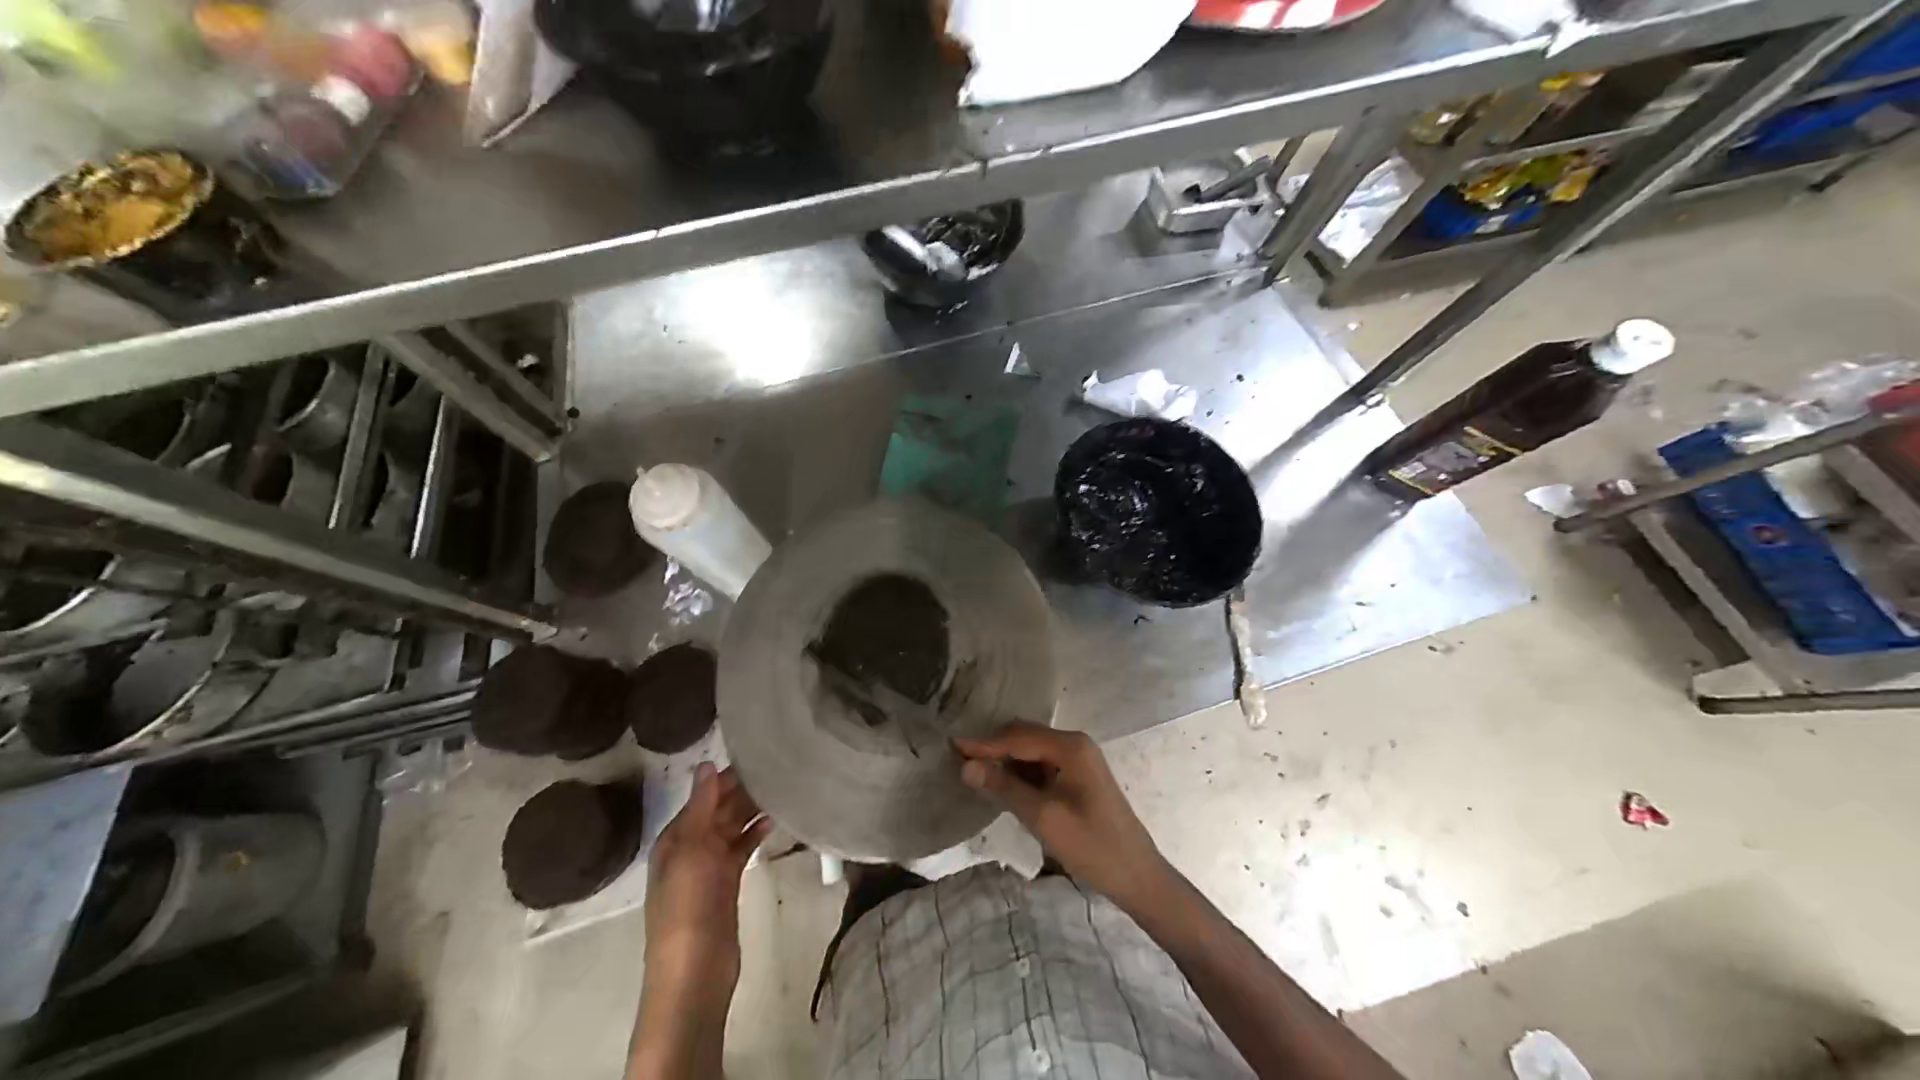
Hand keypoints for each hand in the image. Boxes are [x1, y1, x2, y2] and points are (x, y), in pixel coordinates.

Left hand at [644, 763, 770, 984]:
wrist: (694, 970)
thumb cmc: (687, 906)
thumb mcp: (690, 850)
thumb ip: (700, 807)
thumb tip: (705, 764)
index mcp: (675, 837)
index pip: (704, 796)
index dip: (727, 778)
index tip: (759, 757)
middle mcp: (690, 848)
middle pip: (719, 810)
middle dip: (743, 791)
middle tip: (778, 769)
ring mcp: (710, 867)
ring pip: (733, 828)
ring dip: (752, 810)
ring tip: (781, 790)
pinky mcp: (727, 884)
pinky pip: (741, 849)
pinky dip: (755, 835)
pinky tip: (774, 823)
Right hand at [953, 722, 1170, 910]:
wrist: (1136, 875)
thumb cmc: (1092, 845)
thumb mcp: (1043, 817)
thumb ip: (1004, 787)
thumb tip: (966, 766)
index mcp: (1071, 747)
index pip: (1017, 737)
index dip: (984, 743)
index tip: (952, 744)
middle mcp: (1075, 744)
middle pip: (1024, 737)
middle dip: (993, 748)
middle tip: (959, 758)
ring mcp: (1079, 760)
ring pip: (1031, 751)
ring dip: (1006, 760)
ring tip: (974, 771)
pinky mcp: (1079, 777)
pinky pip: (1042, 765)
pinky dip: (1021, 772)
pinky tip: (1003, 785)